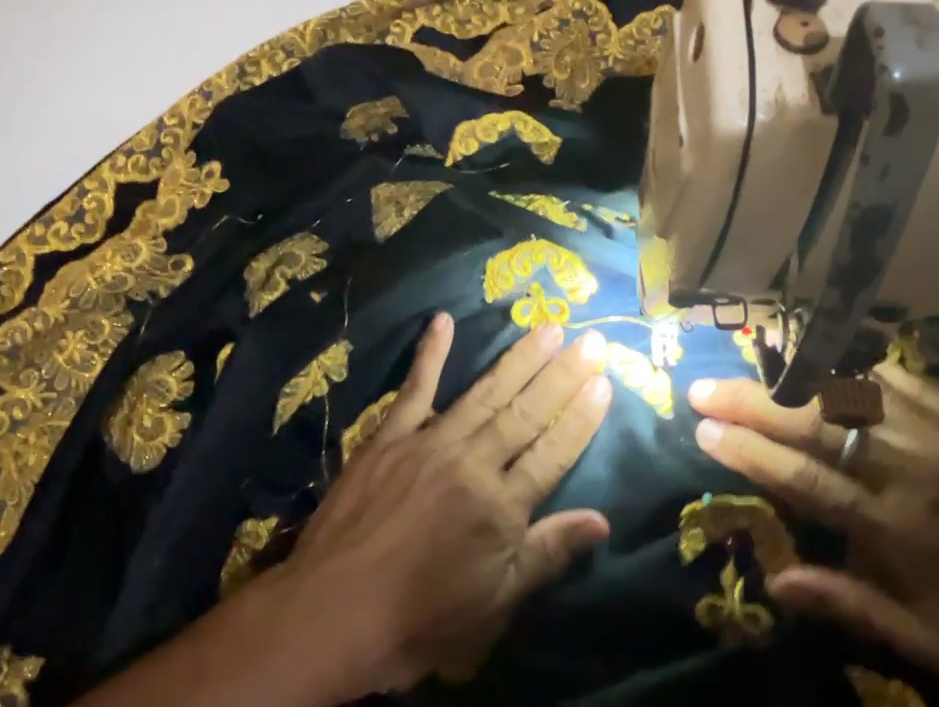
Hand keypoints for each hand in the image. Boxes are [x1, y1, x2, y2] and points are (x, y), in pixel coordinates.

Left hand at [256, 315, 613, 697]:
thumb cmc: (419, 619)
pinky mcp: (387, 437)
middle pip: (525, 413)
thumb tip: (601, 520)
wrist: (333, 611)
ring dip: (517, 359)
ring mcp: (427, 443)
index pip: (553, 452)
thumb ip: (546, 554)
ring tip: (547, 327)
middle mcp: (470, 464)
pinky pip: (414, 388)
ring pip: (482, 393)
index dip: (581, 417)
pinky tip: (443, 320)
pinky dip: (430, 353)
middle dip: (561, 375)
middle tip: (590, 339)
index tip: (605, 382)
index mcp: (500, 508)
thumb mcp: (493, 602)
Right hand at [689, 365, 938, 706]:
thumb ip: (852, 606)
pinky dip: (867, 373)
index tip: (701, 431)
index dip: (747, 452)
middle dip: (754, 402)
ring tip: (756, 370)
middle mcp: (919, 475)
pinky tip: (841, 366)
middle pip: (819, 424)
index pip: (803, 479)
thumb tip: (774, 581)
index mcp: (902, 534)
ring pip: (859, 395)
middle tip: (704, 385)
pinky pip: (915, 384)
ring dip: (799, 381)